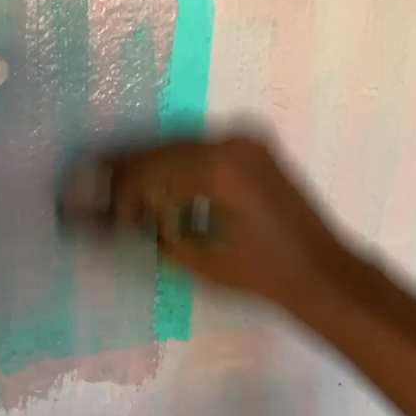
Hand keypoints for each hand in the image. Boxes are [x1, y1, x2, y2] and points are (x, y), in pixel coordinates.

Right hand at [60, 134, 363, 311]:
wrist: (322, 271)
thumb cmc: (261, 274)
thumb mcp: (197, 258)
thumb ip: (152, 234)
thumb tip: (113, 223)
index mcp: (218, 168)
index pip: (148, 171)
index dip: (116, 192)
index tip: (92, 209)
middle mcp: (232, 142)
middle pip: (161, 151)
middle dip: (126, 173)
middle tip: (94, 188)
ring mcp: (248, 140)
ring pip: (180, 146)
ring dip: (149, 166)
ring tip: (121, 190)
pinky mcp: (256, 148)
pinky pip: (203, 149)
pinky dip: (178, 165)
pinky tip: (161, 186)